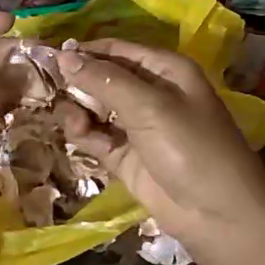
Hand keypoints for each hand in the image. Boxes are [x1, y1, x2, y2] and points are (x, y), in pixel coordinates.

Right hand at [57, 39, 264, 248]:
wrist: (216, 214)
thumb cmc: (190, 148)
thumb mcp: (149, 106)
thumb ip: (103, 80)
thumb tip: (62, 55)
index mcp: (165, 70)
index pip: (117, 50)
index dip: (84, 51)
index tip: (47, 56)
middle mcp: (151, 92)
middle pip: (103, 78)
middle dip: (77, 82)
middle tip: (48, 88)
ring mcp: (137, 125)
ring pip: (95, 107)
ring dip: (78, 109)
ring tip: (73, 120)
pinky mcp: (125, 155)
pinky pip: (96, 135)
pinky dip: (84, 133)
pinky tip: (79, 134)